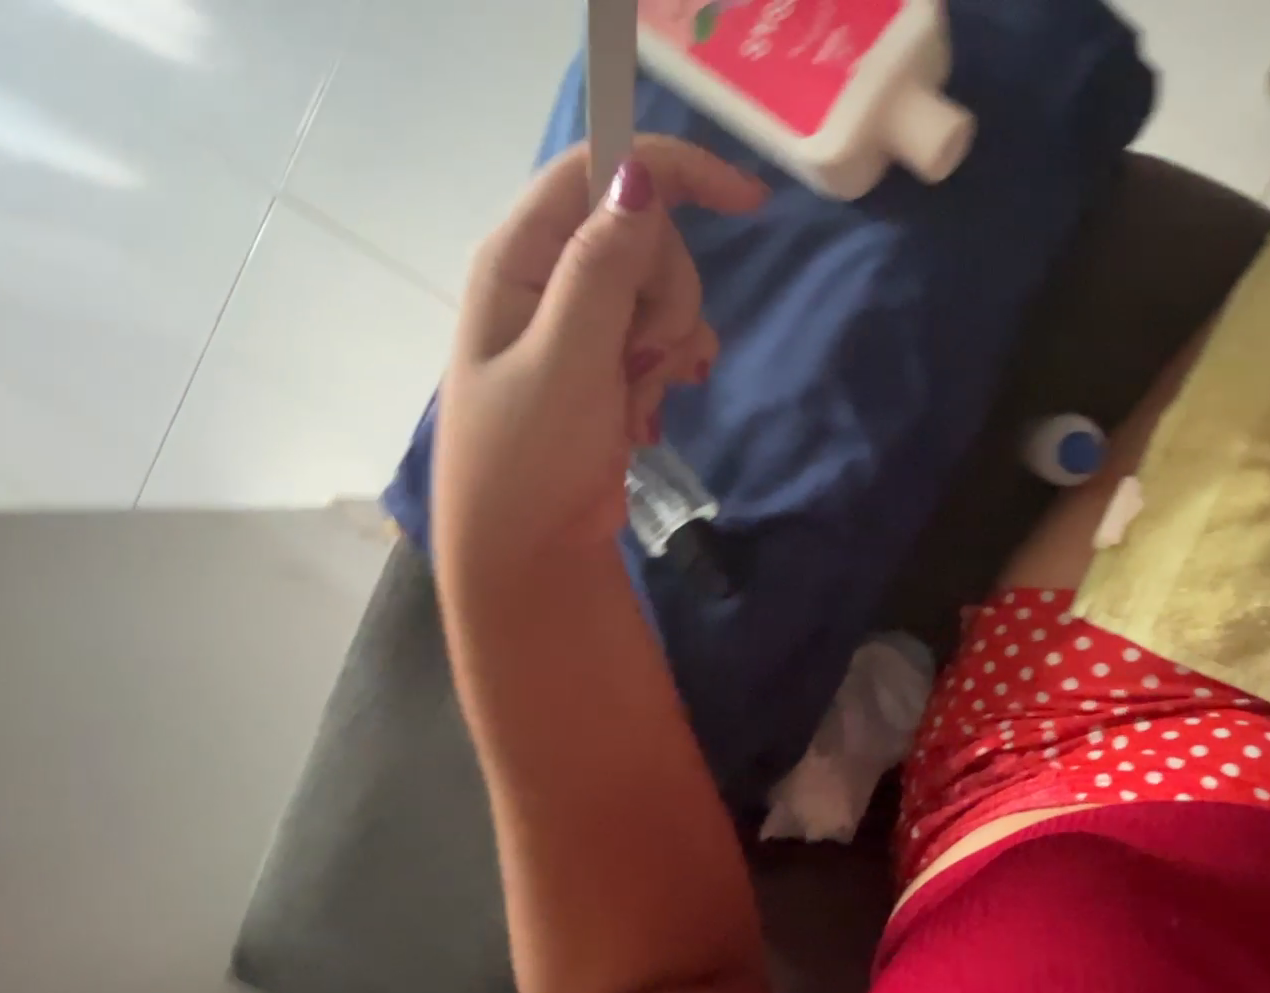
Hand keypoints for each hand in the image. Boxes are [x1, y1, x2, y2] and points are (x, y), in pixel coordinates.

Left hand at [433, 138, 766, 571]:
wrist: (533, 546)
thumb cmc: (530, 457)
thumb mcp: (566, 361)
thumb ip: (601, 269)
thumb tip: (639, 177)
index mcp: (521, 257)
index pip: (600, 170)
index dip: (674, 172)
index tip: (748, 203)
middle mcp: (551, 274)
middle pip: (647, 234)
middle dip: (667, 295)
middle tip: (641, 358)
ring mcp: (584, 318)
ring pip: (666, 287)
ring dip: (671, 340)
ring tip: (637, 394)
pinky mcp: (611, 356)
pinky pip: (670, 330)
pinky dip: (676, 362)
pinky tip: (653, 400)